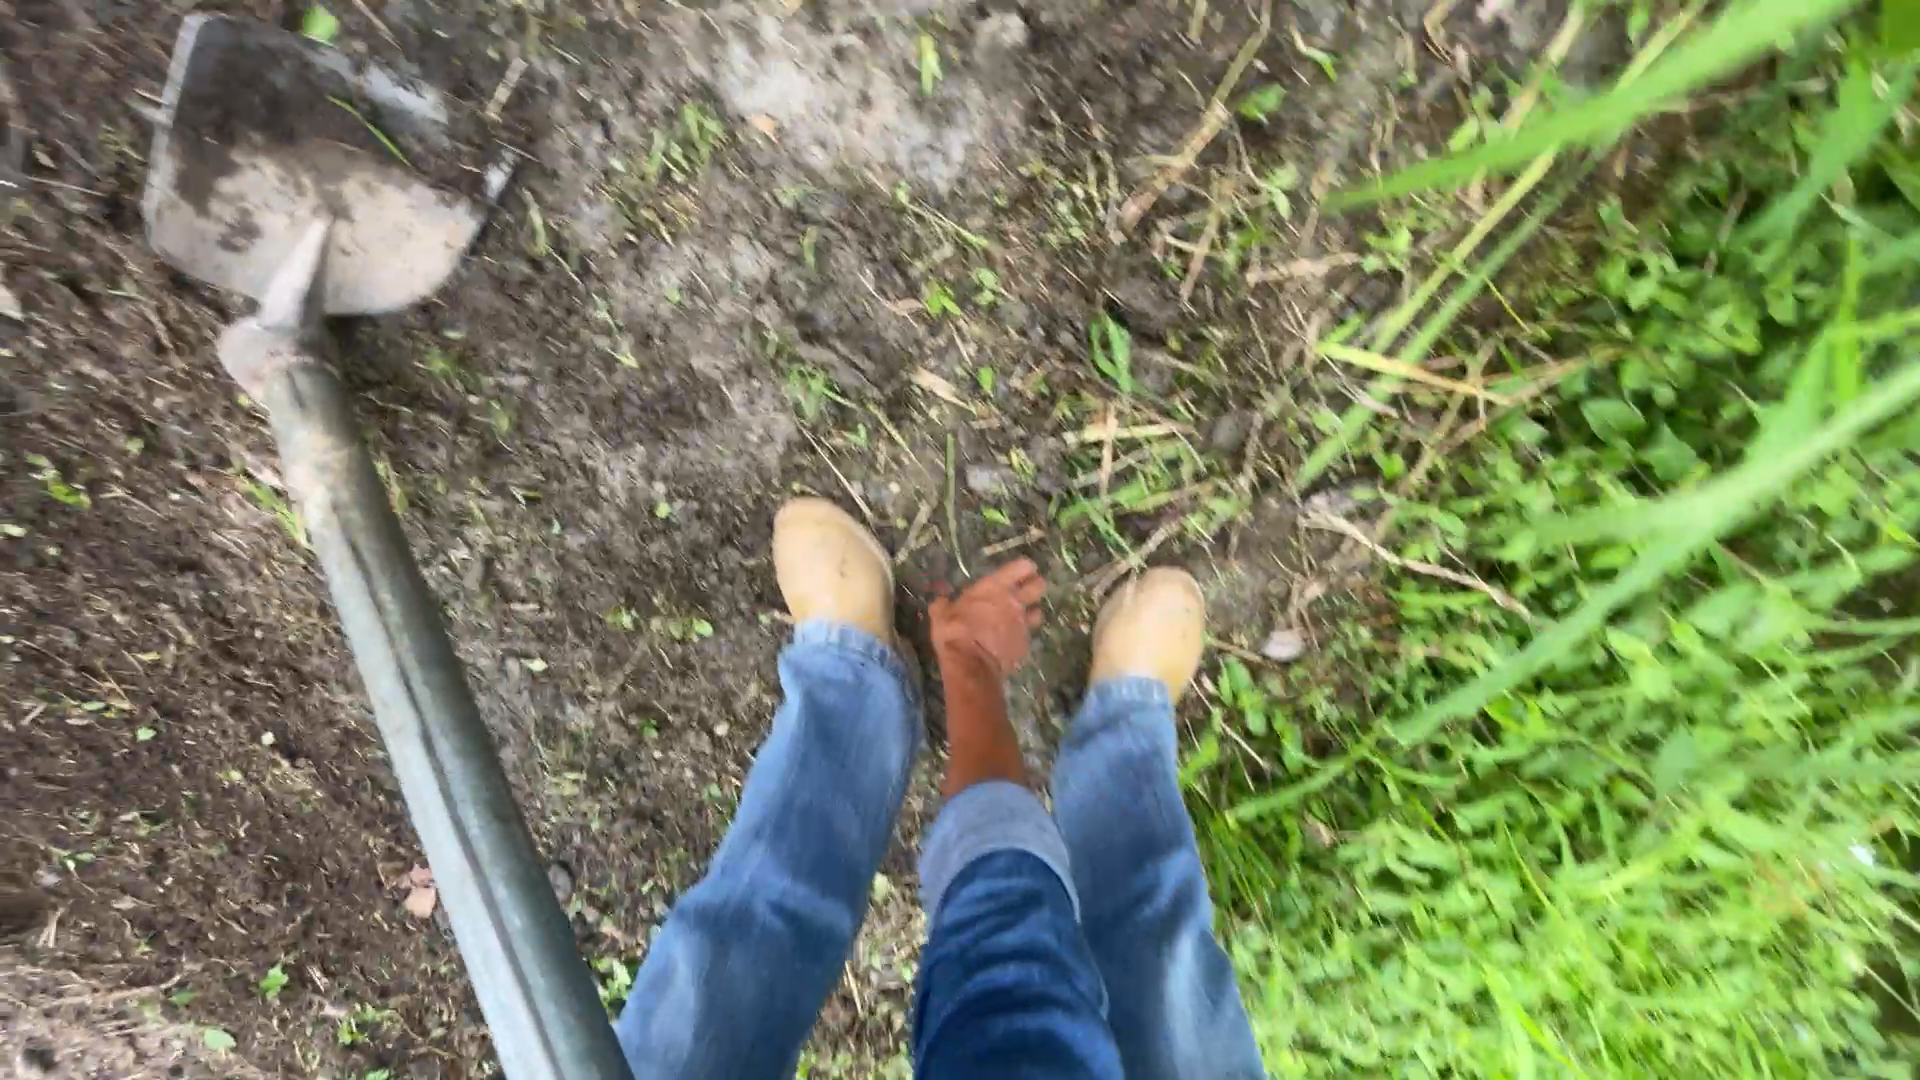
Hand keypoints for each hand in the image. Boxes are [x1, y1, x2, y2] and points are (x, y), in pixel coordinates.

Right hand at [929, 559, 1047, 680]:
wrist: (970, 664)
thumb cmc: (954, 631)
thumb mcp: (940, 614)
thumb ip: (944, 604)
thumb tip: (942, 600)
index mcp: (994, 587)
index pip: (1022, 567)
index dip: (1024, 568)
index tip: (1020, 572)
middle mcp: (1014, 601)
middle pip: (1039, 586)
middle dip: (1034, 587)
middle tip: (1024, 592)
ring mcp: (1022, 624)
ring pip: (1038, 612)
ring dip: (1030, 614)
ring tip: (1019, 620)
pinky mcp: (1024, 645)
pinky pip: (1026, 637)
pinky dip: (1019, 638)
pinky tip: (1009, 643)